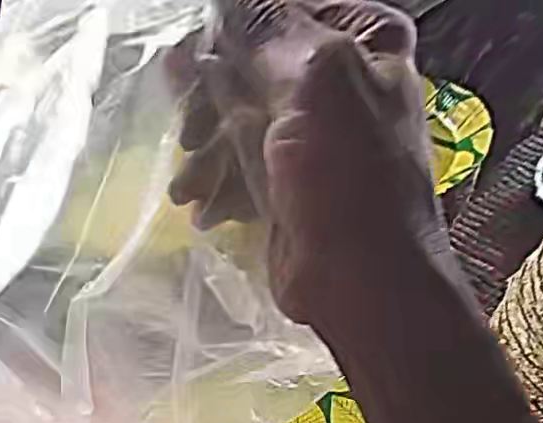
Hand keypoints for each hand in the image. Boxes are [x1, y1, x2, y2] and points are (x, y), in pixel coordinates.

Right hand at [169, 0, 448, 320]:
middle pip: (250, 77)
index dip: (226, 38)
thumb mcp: (314, 81)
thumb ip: (268, 31)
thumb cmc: (347, 174)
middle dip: (209, 110)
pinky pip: (239, 176)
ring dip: (204, 159)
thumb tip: (224, 4)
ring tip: (185, 189)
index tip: (184, 62)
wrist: (358, 277)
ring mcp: (307, 145)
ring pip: (237, 131)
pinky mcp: (284, 193)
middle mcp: (333, 88)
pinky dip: (216, 191)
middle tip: (187, 136)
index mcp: (359, 41)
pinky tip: (202, 210)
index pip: (278, 16)